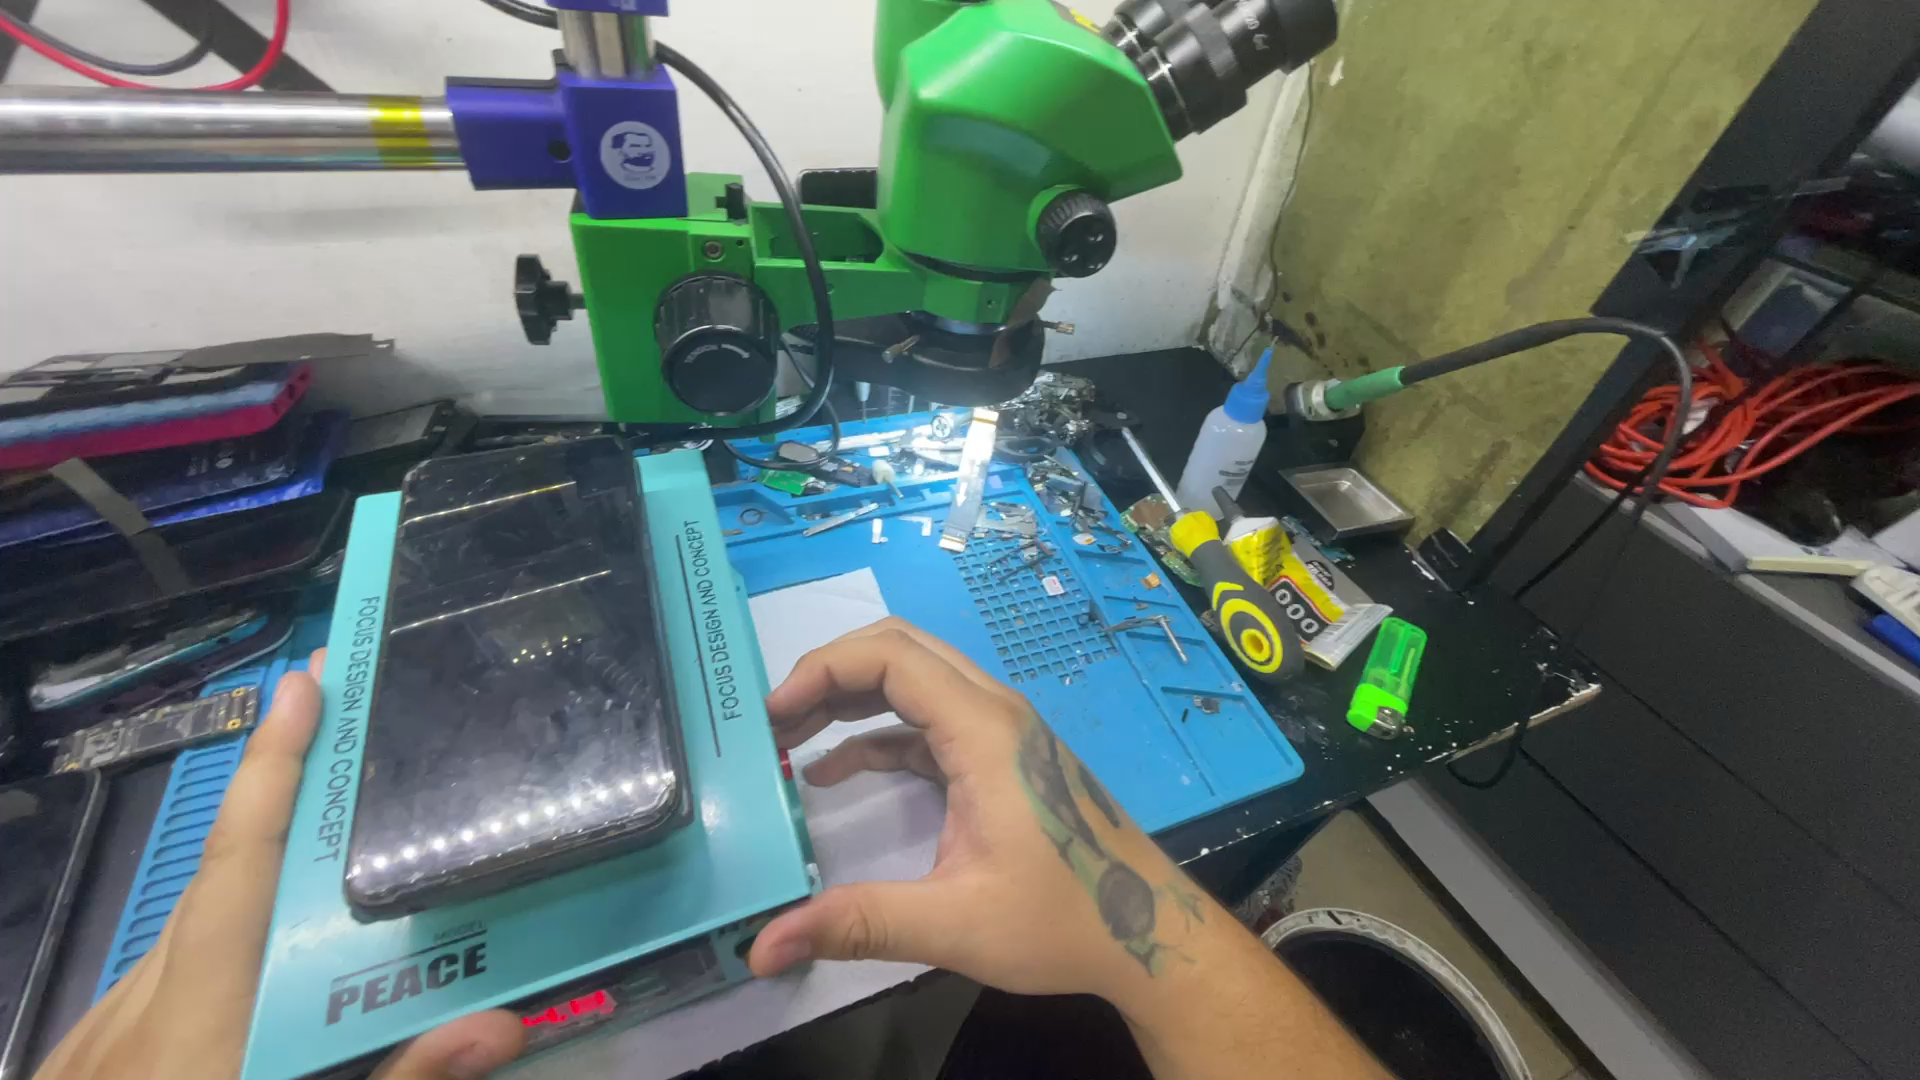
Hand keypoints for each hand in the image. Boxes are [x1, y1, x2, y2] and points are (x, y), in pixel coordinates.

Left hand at [35, 651, 525, 1079]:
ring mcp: (102, 1036)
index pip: (239, 866)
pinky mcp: (91, 1057)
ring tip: (340, 824)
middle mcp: (139, 1013)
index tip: (302, 684)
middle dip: (285, 790)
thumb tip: (502, 1023)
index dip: (272, 771)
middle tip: (353, 718)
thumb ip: (399, 1079)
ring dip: (266, 860)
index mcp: (192, 1022)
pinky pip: (173, 963)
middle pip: (225, 877)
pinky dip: (230, 922)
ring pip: (198, 921)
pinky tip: (272, 941)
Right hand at [744, 619, 1209, 1010]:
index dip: (825, 670)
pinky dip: (878, 732)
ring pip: (915, 677)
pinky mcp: (996, 752)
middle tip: (776, 721)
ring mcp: (997, 727)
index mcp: (983, 729)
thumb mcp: (955, 923)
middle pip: (901, 649)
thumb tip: (762, 948)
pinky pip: (927, 720)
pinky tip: (837, 768)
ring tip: (792, 736)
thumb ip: (858, 925)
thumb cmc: (1062, 917)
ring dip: (853, 696)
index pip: (893, 657)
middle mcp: (991, 709)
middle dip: (832, 672)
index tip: (773, 715)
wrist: (1146, 929)